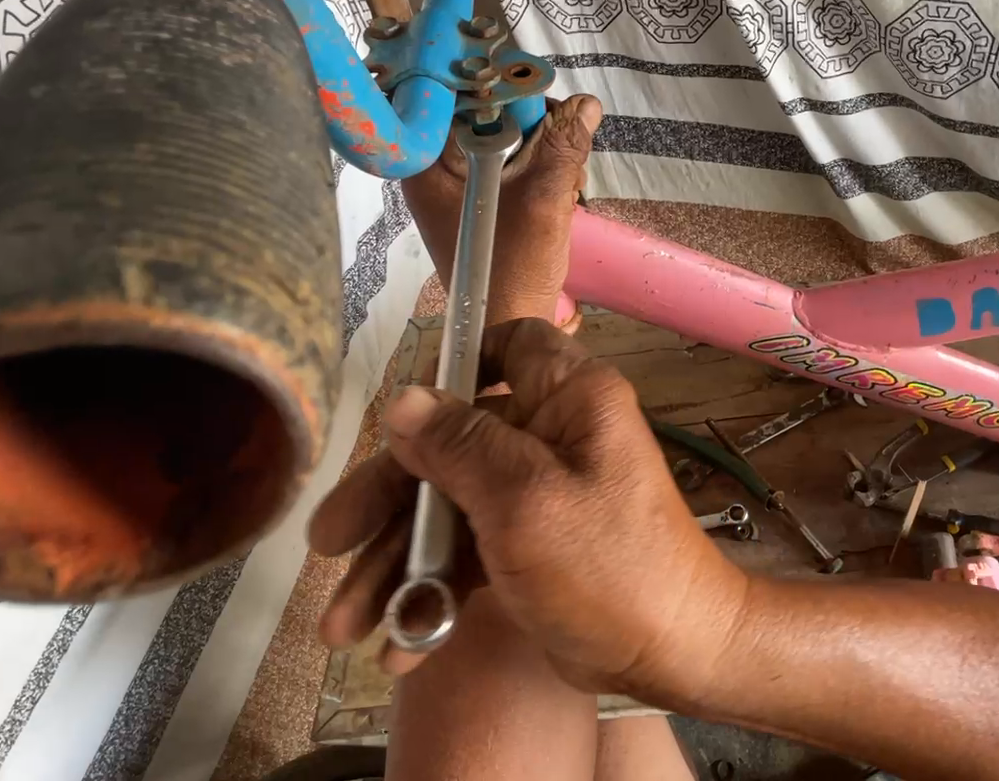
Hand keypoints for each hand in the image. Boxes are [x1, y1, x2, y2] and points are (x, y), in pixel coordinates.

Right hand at [308, 318, 747, 697]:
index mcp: (569, 396)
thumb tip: (403, 396)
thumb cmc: (607, 564)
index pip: (510, 344)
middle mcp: (553, 433)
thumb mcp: (525, 499)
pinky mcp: (530, 542)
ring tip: (345, 624)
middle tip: (329, 540)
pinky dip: (434, 588)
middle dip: (391, 495)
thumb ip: (460, 446)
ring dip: (399, 559)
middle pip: (455, 438)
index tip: (400, 407)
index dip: (455, 363)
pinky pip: (470, 548)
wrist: (669, 653)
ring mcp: (539, 490)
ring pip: (452, 501)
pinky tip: (400, 641)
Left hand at [402, 95, 600, 324]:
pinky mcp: (484, 203)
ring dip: (546, 151)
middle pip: (487, 114)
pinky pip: (513, 166)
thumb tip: (586, 103)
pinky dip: (542, 171)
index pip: (456, 93)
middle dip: (535, 125)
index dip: (498, 83)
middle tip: (567, 146)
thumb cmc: (513, 268)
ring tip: (569, 180)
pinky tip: (564, 191)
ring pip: (506, 139)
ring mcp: (461, 188)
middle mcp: (437, 169)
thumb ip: (563, 147)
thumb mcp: (543, 201)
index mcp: (430, 163)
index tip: (541, 89)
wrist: (513, 329)